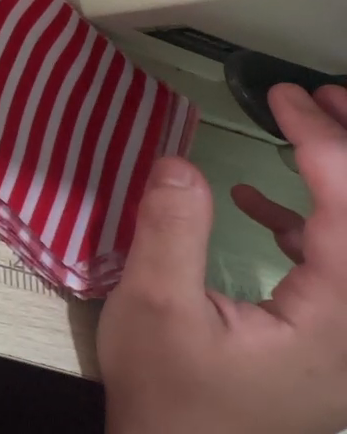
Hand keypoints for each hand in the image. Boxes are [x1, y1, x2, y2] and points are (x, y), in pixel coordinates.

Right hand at [98, 84, 346, 433]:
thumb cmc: (171, 385)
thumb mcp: (155, 304)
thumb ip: (169, 230)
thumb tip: (178, 159)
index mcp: (339, 315)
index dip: (327, 148)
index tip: (285, 99)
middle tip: (318, 98)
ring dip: (340, 181)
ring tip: (301, 129)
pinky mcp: (325, 334)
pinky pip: (336, 263)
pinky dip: (310, 221)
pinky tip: (255, 202)